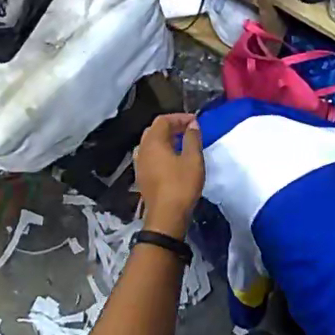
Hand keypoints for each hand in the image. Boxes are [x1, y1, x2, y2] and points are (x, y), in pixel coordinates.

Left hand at [134, 114, 203, 235]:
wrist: (166, 216)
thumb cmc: (181, 185)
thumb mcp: (193, 160)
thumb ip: (192, 138)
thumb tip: (192, 124)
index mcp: (153, 142)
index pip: (163, 120)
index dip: (179, 117)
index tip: (195, 122)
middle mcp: (142, 150)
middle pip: (154, 130)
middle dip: (172, 126)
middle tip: (189, 130)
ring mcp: (139, 164)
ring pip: (150, 143)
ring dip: (165, 139)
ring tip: (182, 143)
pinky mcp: (141, 176)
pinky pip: (149, 156)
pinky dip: (160, 151)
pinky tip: (172, 159)